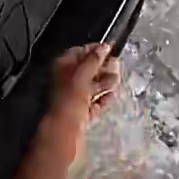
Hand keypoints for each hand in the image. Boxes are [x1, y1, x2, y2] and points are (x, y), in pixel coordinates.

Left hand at [35, 42, 121, 167]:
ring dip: (105, 81)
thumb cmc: (68, 101)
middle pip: (87, 69)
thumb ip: (93, 61)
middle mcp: (66, 80)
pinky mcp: (82, 112)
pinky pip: (96, 102)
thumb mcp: (82, 76)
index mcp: (61, 67)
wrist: (64, 131)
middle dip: (102, 66)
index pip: (79, 52)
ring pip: (92, 86)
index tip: (110, 47)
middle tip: (117, 63)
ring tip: (117, 79)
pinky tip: (112, 95)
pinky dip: (104, 98)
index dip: (94, 49)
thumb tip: (104, 47)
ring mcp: (74, 97)